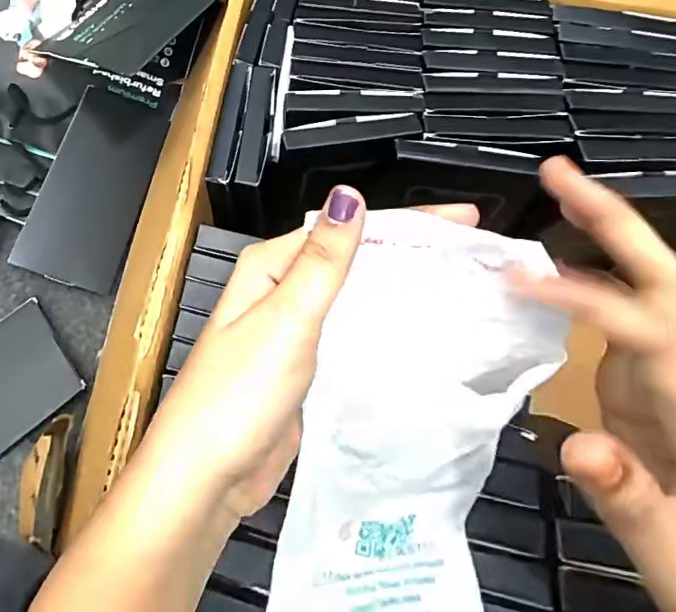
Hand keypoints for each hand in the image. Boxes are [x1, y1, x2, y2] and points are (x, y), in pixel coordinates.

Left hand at [140, 188, 478, 519]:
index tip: (457, 220)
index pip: (346, 227)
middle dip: (407, 250)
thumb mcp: (285, 319)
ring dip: (397, 286)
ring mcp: (292, 328)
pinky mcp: (305, 365)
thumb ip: (321, 259)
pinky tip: (415, 333)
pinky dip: (382, 326)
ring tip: (453, 283)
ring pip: (354, 294)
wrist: (208, 478)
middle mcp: (280, 289)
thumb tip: (347, 198)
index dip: (404, 220)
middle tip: (468, 251)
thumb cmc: (233, 397)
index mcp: (271, 265)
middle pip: (353, 256)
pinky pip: (351, 333)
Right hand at [513, 158, 675, 611]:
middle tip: (560, 172)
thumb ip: (635, 507)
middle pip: (671, 287)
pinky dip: (581, 278)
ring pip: (648, 289)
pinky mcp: (652, 388)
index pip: (658, 337)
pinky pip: (619, 316)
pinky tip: (546, 262)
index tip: (519, 279)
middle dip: (617, 223)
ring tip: (552, 190)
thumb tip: (576, 443)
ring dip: (600, 233)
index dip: (588, 298)